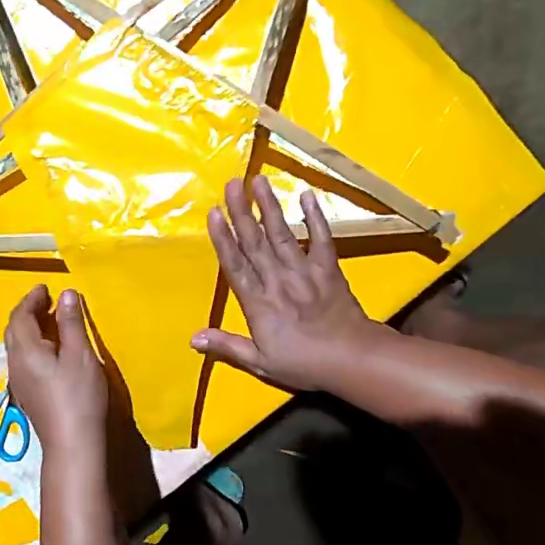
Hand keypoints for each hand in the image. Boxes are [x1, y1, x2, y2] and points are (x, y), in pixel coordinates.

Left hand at [5, 285, 107, 456]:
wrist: (71, 442)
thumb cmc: (78, 395)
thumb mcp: (79, 354)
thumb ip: (71, 323)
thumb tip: (66, 293)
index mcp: (25, 351)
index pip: (20, 316)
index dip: (31, 299)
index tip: (44, 287)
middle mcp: (15, 364)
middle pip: (13, 330)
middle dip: (27, 311)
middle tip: (46, 300)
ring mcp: (19, 381)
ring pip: (17, 345)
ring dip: (30, 327)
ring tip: (50, 319)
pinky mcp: (28, 393)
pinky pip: (24, 358)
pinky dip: (34, 343)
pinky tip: (51, 348)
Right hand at [195, 176, 393, 389]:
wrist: (352, 358)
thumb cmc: (305, 364)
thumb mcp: (262, 363)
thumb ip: (228, 347)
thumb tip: (192, 338)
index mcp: (259, 304)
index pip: (236, 266)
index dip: (224, 238)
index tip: (213, 213)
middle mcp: (279, 280)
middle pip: (256, 242)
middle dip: (242, 211)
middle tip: (232, 182)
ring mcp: (305, 271)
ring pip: (283, 234)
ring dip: (270, 206)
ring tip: (258, 180)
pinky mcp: (329, 268)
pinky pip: (321, 237)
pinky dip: (315, 216)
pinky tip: (306, 195)